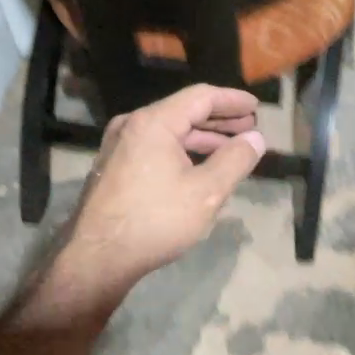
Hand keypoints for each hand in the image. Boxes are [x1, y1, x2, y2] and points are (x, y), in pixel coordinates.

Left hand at [16, 84, 264, 330]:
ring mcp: (119, 147)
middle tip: (250, 127)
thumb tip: (256, 139)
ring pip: (169, 132)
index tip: (256, 106)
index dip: (232, 100)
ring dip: (202, 137)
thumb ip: (235, 160)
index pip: (200, 97)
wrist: (98, 257)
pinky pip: (155, 148)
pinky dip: (182, 151)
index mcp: (154, 123)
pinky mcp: (114, 168)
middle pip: (183, 111)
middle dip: (220, 120)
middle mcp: (132, 126)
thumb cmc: (155, 221)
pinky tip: (199, 168)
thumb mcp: (206, 192)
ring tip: (230, 148)